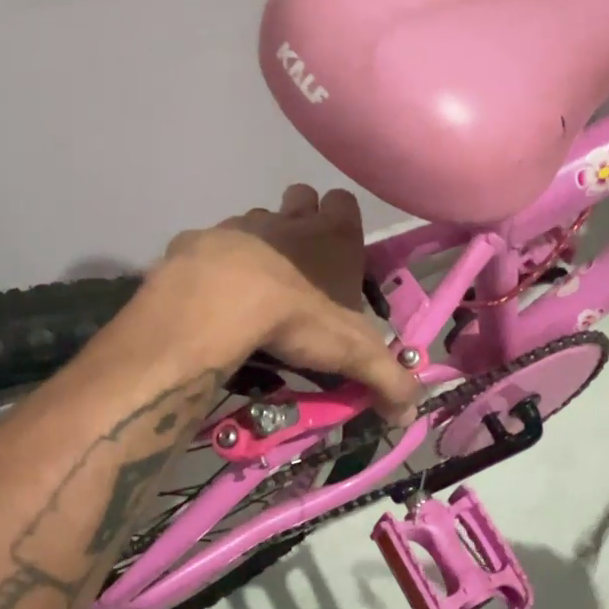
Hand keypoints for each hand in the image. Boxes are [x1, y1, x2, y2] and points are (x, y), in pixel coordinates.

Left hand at [155, 184, 421, 420]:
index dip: (342, 221)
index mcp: (333, 235)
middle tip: (301, 265)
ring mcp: (242, 225)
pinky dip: (215, 265)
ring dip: (260, 245)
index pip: (345, 202)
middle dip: (302, 219)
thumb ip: (388, 379)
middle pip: (301, 197)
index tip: (340, 253)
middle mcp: (290, 220)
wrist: (221, 302)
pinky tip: (215, 295)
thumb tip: (409, 411)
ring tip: (257, 285)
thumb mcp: (355, 354)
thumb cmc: (299, 317)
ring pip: (256, 221)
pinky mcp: (200, 240)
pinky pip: (211, 245)